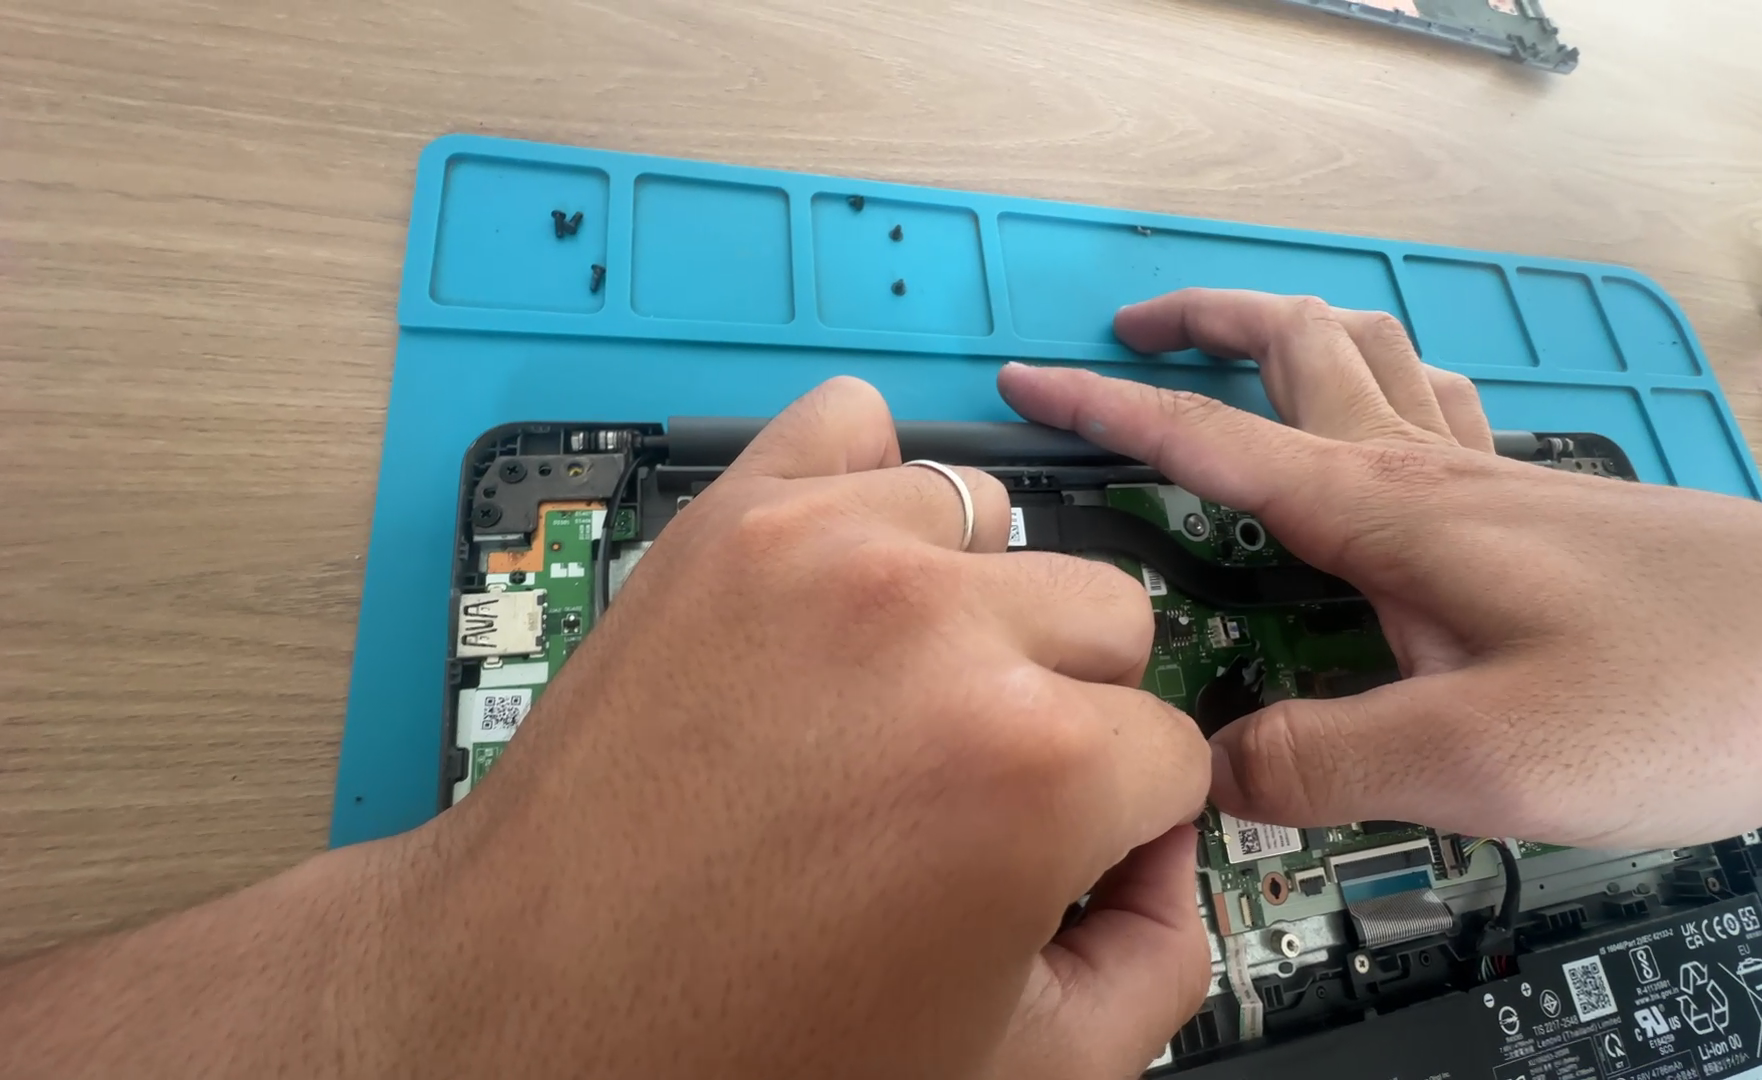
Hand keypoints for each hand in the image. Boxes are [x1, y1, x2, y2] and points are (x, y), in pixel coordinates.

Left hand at [0, 377, 1211, 1077]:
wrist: (526, 1012)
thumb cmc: (770, 1052)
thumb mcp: (1027, 1071)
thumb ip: (1158, 956)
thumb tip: (1163, 836)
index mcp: (1036, 768)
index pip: (1172, 750)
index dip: (1127, 815)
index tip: (1058, 845)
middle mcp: (944, 625)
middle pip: (1109, 614)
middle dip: (1072, 701)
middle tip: (974, 766)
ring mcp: (832, 546)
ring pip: (997, 520)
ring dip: (975, 601)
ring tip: (895, 678)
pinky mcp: (737, 513)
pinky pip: (854, 423)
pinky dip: (870, 488)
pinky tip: (842, 576)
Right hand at [1000, 288, 1761, 847]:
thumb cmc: (1682, 696)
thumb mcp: (1481, 760)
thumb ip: (1319, 765)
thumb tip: (1202, 775)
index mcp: (1372, 508)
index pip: (1199, 436)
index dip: (1100, 405)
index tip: (1029, 379)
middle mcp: (1411, 465)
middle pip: (1285, 339)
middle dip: (1192, 322)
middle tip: (1129, 334)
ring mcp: (1473, 464)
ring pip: (1360, 344)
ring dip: (1279, 330)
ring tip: (1229, 351)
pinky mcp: (1521, 488)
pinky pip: (1424, 392)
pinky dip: (1366, 374)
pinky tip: (1362, 416)